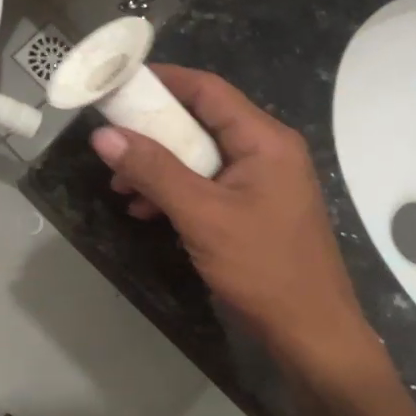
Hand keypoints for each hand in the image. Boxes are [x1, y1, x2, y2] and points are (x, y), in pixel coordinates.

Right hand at [90, 67, 370, 362]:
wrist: (312, 334)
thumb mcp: (201, 215)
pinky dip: (174, 190)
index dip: (162, 80)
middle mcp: (266, 151)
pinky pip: (205, 182)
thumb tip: (103, 135)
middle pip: (199, 121)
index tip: (117, 82)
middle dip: (151, 132)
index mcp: (264, 140)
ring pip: (198, 154)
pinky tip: (145, 209)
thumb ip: (152, 170)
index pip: (207, 89)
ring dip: (157, 165)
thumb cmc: (263, 268)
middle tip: (110, 141)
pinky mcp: (253, 207)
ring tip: (120, 186)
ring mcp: (261, 181)